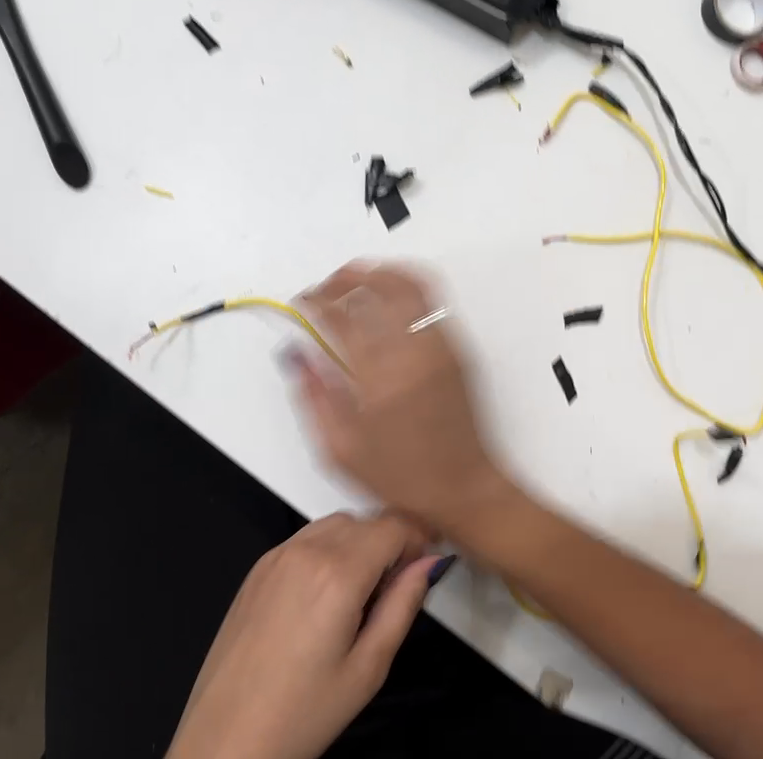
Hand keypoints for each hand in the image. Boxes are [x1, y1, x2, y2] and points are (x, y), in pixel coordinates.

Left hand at [167, 513, 441, 758]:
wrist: (225, 741)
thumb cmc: (301, 714)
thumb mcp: (369, 667)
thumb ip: (403, 605)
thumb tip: (428, 564)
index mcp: (337, 574)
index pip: (394, 525)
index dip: (418, 539)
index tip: (426, 565)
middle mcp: (305, 552)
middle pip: (366, 520)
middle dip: (389, 544)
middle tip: (393, 592)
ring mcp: (276, 558)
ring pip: (335, 525)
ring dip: (358, 544)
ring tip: (359, 597)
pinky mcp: (257, 570)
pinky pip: (306, 540)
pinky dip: (327, 551)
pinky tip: (324, 599)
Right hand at [291, 262, 518, 534]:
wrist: (466, 489)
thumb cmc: (400, 478)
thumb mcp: (340, 449)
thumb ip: (313, 396)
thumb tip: (296, 354)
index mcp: (379, 378)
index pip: (342, 316)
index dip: (316, 300)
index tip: (302, 302)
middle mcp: (414, 352)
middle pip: (380, 284)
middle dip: (346, 276)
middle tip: (326, 287)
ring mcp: (442, 346)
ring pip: (411, 283)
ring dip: (378, 273)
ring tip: (354, 283)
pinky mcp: (459, 349)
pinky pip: (432, 301)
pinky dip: (404, 288)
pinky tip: (385, 302)